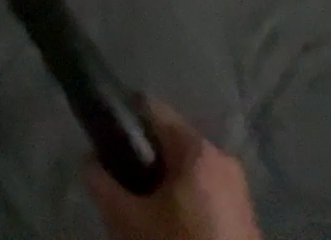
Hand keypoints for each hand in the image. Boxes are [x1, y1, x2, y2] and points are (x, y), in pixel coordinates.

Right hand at [85, 101, 261, 239]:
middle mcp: (221, 157)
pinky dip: (181, 196)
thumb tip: (88, 161)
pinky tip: (167, 222)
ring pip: (184, 166)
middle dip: (140, 156)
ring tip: (140, 206)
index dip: (121, 116)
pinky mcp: (242, 212)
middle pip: (167, 139)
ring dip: (160, 179)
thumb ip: (103, 185)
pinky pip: (202, 187)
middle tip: (119, 181)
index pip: (150, 107)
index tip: (102, 135)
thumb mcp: (129, 220)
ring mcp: (236, 185)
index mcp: (197, 149)